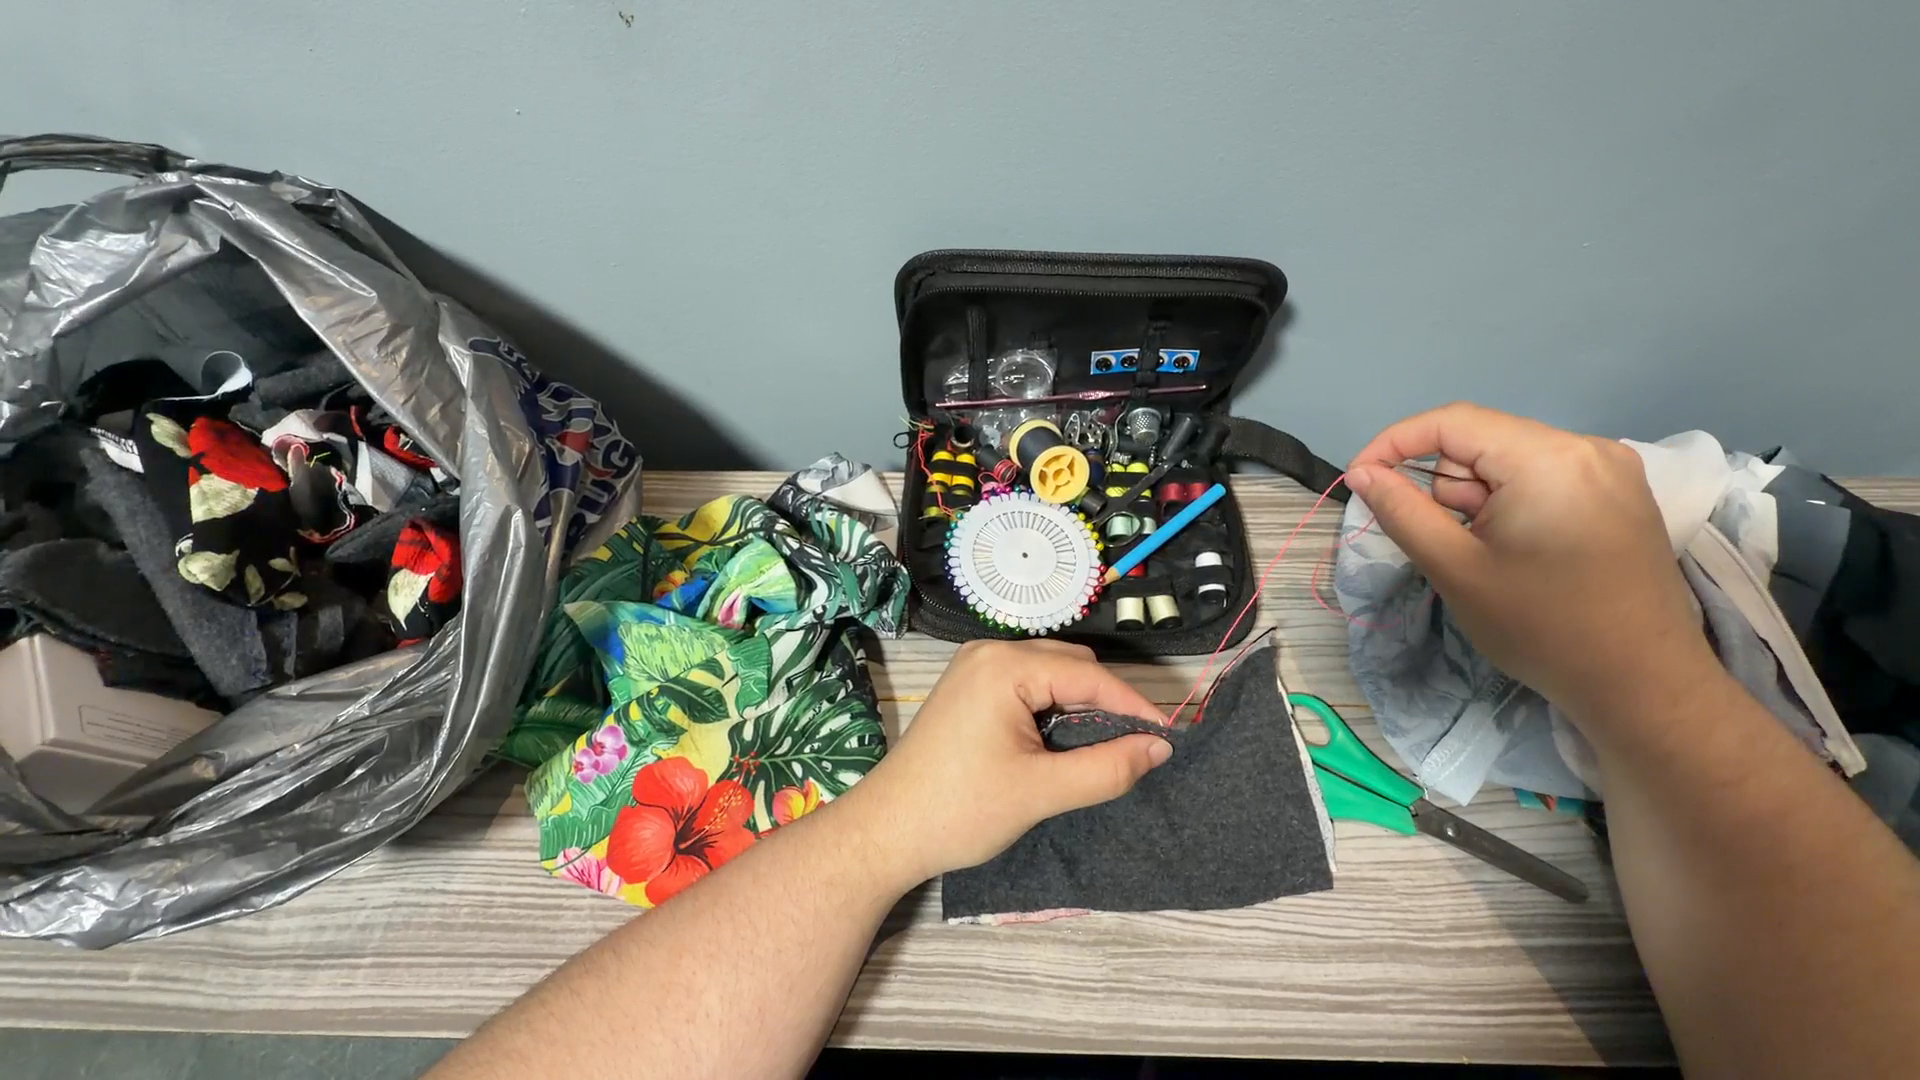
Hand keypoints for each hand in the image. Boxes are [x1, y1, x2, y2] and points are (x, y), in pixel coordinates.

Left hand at [842, 640, 1170, 885]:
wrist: (887, 830)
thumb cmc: (961, 810)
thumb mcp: (1041, 791)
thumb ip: (1106, 768)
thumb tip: (1160, 748)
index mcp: (1004, 666)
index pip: (1088, 675)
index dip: (1133, 706)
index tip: (1169, 737)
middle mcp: (989, 651)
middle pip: (1070, 664)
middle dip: (1106, 702)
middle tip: (1135, 746)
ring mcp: (974, 666)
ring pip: (1049, 672)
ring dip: (1080, 703)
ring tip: (1102, 747)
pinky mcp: (967, 686)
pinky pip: (1026, 683)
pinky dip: (1052, 705)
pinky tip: (1060, 739)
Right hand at [1344, 403, 1718, 727]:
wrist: (1642, 684)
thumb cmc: (1540, 626)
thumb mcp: (1454, 568)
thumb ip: (1400, 511)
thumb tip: (1361, 473)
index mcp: (1548, 459)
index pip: (1451, 422)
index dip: (1393, 444)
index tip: (1359, 481)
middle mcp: (1586, 448)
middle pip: (1480, 441)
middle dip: (1440, 484)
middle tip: (1440, 543)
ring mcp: (1609, 471)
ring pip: (1506, 463)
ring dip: (1473, 499)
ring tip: (1483, 557)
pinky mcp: (1617, 495)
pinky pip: (1538, 479)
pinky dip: (1505, 505)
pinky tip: (1510, 551)